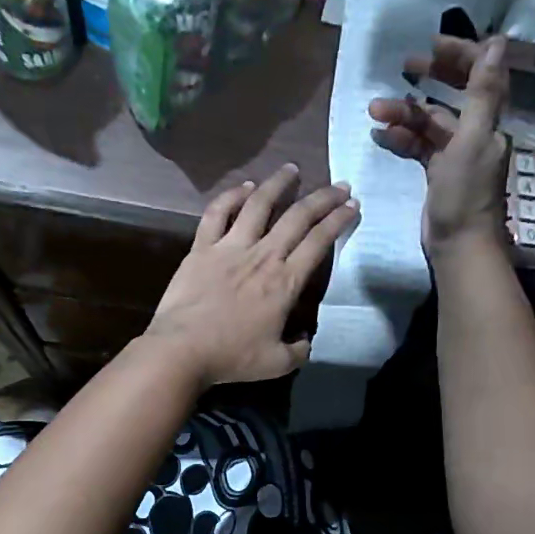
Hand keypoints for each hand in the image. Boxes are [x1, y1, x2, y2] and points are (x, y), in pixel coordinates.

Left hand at [142, 164, 358, 387]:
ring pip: (259, 205)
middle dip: (323, 198)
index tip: (352, 206)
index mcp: (285, 282)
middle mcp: (263, 256)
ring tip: (292, 170)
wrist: (182, 349)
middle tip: (339, 185)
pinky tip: (245, 187)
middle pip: (298, 217)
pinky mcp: (201, 248)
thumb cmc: (232, 357)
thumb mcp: (277, 363)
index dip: (339, 221)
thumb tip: (307, 338)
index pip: (319, 242)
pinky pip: (218, 213)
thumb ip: (299, 350)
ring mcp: (230, 247)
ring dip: (278, 184)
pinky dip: (232, 196)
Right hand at [367, 35, 510, 255]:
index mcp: (489, 121)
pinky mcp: (437, 172)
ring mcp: (455, 153)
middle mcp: (475, 132)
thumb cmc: (466, 193)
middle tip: (404, 66)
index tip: (432, 45)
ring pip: (430, 122)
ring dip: (404, 112)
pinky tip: (381, 134)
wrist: (458, 243)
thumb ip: (482, 93)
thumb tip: (498, 42)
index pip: (481, 75)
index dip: (461, 54)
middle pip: (454, 94)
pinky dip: (402, 137)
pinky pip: (419, 146)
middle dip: (430, 77)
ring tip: (374, 110)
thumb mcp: (472, 139)